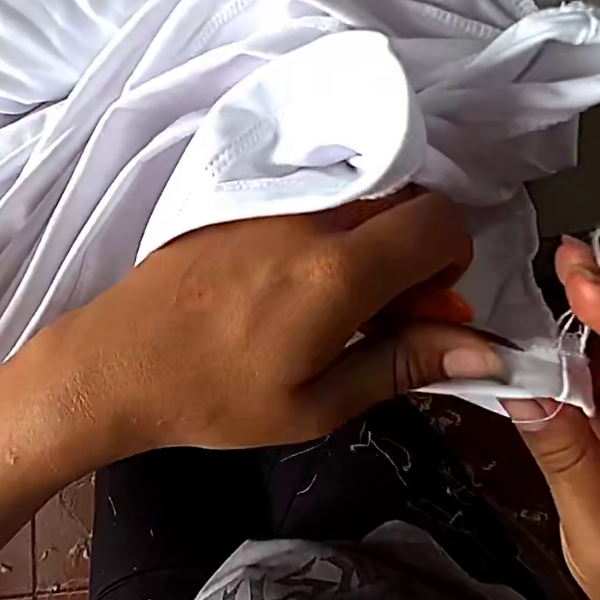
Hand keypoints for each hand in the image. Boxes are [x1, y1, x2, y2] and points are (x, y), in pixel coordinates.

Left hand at [21, 189, 502, 466]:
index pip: (441, 222)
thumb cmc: (216, 396)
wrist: (113, 360)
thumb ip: (407, 364)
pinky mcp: (253, 197)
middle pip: (411, 203)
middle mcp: (317, 216)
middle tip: (386, 311)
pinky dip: (342, 231)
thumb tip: (486, 355)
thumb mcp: (319, 402)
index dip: (453, 260)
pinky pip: (327, 197)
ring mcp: (280, 199)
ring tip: (341, 302)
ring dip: (380, 242)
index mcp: (339, 270)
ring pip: (370, 198)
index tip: (427, 304)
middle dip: (420, 252)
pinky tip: (304, 281)